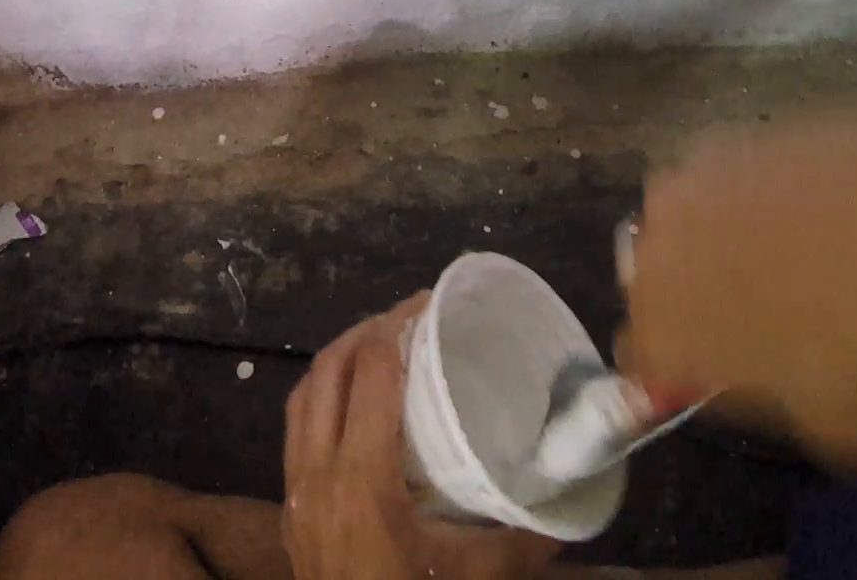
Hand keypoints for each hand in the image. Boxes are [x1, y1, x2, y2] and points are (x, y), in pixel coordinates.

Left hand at [283, 293, 559, 579]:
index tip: (428, 303)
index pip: (370, 372)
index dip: (395, 326)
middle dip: (366, 330)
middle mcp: (317, 473)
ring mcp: (294, 490)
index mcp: (363, 480)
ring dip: (338, 359)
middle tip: (407, 319)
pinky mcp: (289, 508)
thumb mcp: (481, 577)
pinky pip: (295, 426)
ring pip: (303, 393)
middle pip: (329, 369)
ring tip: (378, 346)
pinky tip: (351, 402)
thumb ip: (525, 532)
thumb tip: (567, 492)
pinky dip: (321, 394)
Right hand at [617, 93, 856, 473]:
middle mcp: (669, 237)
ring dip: (712, 250)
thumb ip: (763, 401)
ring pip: (679, 222)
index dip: (672, 375)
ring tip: (786, 271)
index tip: (709, 384)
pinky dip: (749, 206)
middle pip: (644, 277)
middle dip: (684, 303)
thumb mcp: (853, 428)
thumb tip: (733, 379)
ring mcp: (710, 173)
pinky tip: (816, 220)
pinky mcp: (758, 132)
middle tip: (752, 329)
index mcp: (679, 318)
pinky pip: (724, 180)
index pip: (634, 353)